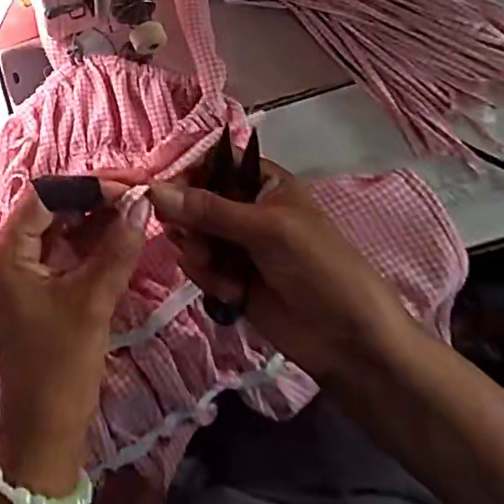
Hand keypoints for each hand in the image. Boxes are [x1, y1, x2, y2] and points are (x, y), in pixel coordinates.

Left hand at [0, 182, 145, 492]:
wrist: (45, 430)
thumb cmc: (59, 367)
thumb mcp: (91, 303)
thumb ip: (118, 248)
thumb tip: (143, 201)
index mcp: (7, 249)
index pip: (46, 195)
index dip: (89, 185)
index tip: (131, 187)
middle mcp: (12, 249)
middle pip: (55, 204)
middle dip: (98, 195)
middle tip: (143, 189)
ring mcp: (29, 265)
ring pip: (66, 223)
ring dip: (102, 214)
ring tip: (142, 204)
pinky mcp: (45, 281)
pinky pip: (72, 246)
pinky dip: (98, 237)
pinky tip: (128, 229)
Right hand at [148, 160, 418, 382]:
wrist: (349, 341)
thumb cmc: (319, 268)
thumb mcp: (267, 229)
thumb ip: (209, 210)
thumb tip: (154, 189)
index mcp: (262, 182)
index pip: (213, 162)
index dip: (186, 173)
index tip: (163, 192)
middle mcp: (245, 208)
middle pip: (193, 200)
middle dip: (188, 221)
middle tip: (193, 240)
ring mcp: (236, 245)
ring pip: (190, 235)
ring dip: (197, 253)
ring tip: (218, 271)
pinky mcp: (229, 278)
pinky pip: (198, 266)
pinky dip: (206, 277)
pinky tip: (230, 293)